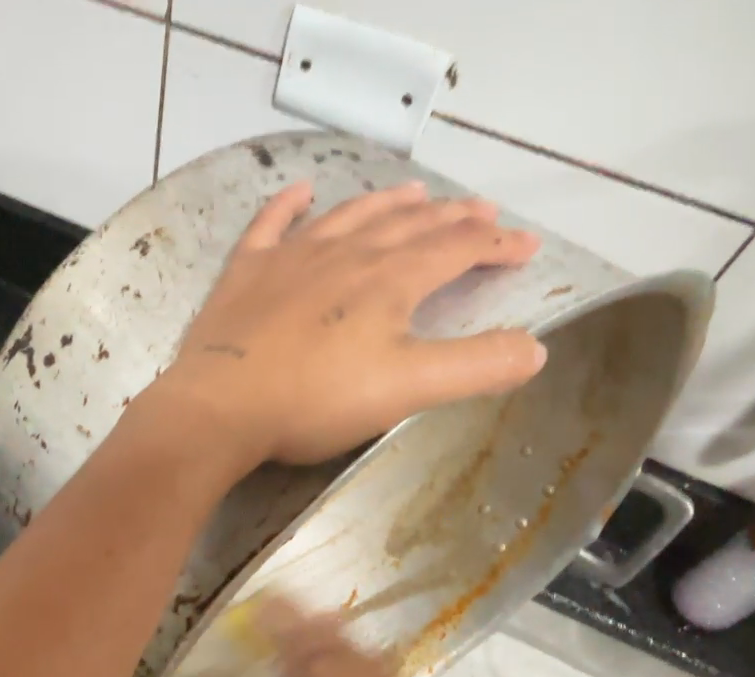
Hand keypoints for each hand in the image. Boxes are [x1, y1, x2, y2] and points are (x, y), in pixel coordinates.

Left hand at [135, 180, 544, 471]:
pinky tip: (303, 190)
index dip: (497, 245)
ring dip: (389, 203)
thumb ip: (475, 367)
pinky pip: (272, 224)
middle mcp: (345, 255)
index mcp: (389, 281)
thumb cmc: (315, 401)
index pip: (457, 250)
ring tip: (416, 193)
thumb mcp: (408, 389)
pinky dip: (290, 203)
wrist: (219, 408)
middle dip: (453, 218)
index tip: (526, 246)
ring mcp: (291, 258)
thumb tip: (536, 349)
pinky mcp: (246, 272)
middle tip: (483, 210)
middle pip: (409, 226)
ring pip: (351, 216)